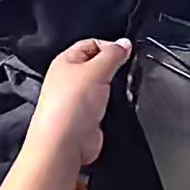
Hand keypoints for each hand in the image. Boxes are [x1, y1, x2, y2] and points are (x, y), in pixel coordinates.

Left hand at [26, 38, 130, 170]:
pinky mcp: (88, 117)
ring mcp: (78, 99)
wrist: (64, 145)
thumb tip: (124, 43)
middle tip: (122, 72)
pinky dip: (113, 105)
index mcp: (66, 61)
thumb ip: (113, 54)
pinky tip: (115, 107)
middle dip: (113, 68)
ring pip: (103, 86)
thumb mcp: (96, 70)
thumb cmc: (68, 107)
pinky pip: (106, 105)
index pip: (91, 44)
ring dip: (113, 88)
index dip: (109, 46)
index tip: (125, 52)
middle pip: (98, 65)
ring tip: (115, 91)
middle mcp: (70, 79)